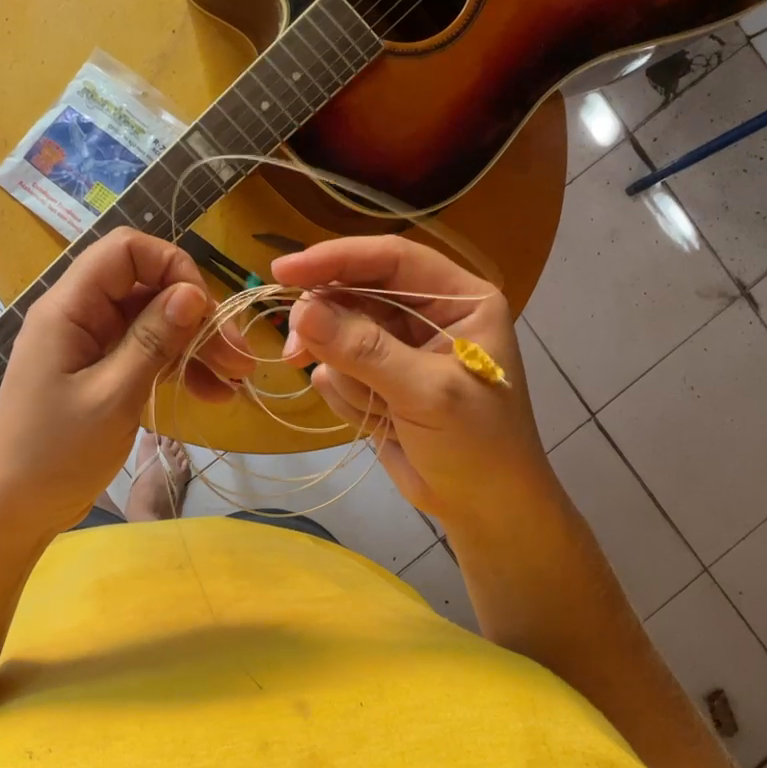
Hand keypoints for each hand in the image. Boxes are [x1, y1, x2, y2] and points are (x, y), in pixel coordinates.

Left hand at [0, 229, 253, 530]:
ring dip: (195, 347)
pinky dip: (177, 370)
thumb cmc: (55, 454)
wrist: (14, 510)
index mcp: (69, 309)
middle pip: (146, 289)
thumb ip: (153, 341)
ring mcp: (88, 347)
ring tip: (236, 381)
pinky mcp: (98, 376)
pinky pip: (144, 356)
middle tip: (239, 360)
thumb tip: (193, 292)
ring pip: (152, 324)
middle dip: (196, 316)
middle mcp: (78, 317)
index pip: (125, 251)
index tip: (205, 309)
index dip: (172, 267)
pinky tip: (212, 395)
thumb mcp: (112, 396)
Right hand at [272, 236, 556, 531]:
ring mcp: (398, 349)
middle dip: (326, 324)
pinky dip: (346, 396)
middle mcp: (427, 314)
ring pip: (338, 336)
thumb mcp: (426, 393)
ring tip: (375, 410)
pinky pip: (337, 372)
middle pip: (354, 294)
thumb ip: (364, 349)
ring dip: (346, 374)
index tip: (283, 270)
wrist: (483, 508)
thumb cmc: (477, 444)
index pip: (389, 259)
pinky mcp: (377, 380)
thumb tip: (302, 310)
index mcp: (457, 299)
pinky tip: (376, 420)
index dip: (335, 258)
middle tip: (294, 351)